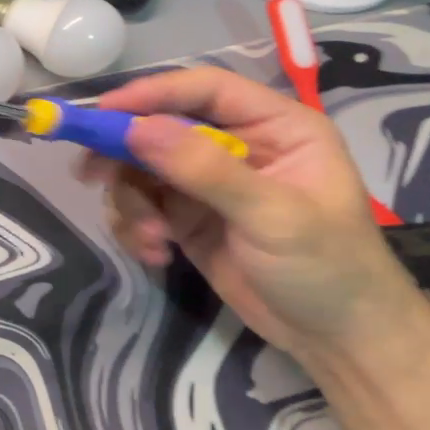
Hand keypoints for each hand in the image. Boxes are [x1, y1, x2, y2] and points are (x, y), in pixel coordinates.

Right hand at [81, 67, 428, 366]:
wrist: (338, 339)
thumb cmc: (327, 267)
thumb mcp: (270, 216)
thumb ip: (203, 169)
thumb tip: (134, 128)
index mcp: (275, 128)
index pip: (204, 90)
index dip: (151, 95)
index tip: (100, 115)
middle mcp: (236, 145)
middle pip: (157, 127)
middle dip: (123, 156)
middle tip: (91, 176)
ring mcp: (205, 181)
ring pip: (138, 169)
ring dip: (131, 204)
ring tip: (152, 239)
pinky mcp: (183, 215)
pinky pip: (138, 204)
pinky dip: (134, 227)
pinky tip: (156, 254)